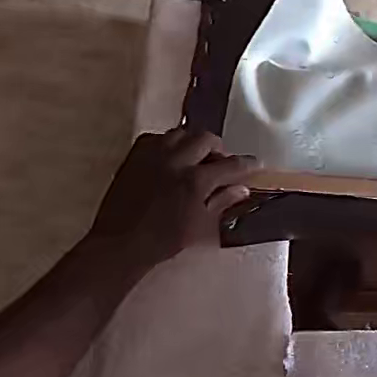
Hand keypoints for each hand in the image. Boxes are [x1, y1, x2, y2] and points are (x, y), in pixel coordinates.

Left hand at [86, 127, 259, 267]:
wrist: (121, 243)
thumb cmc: (165, 239)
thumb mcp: (200, 224)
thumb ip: (222, 201)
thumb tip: (242, 189)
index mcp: (196, 180)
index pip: (231, 165)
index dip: (247, 164)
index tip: (256, 165)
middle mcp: (177, 160)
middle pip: (206, 139)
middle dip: (219, 149)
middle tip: (221, 163)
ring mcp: (153, 155)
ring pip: (181, 133)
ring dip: (194, 143)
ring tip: (196, 158)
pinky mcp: (135, 156)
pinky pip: (157, 137)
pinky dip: (169, 144)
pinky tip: (171, 158)